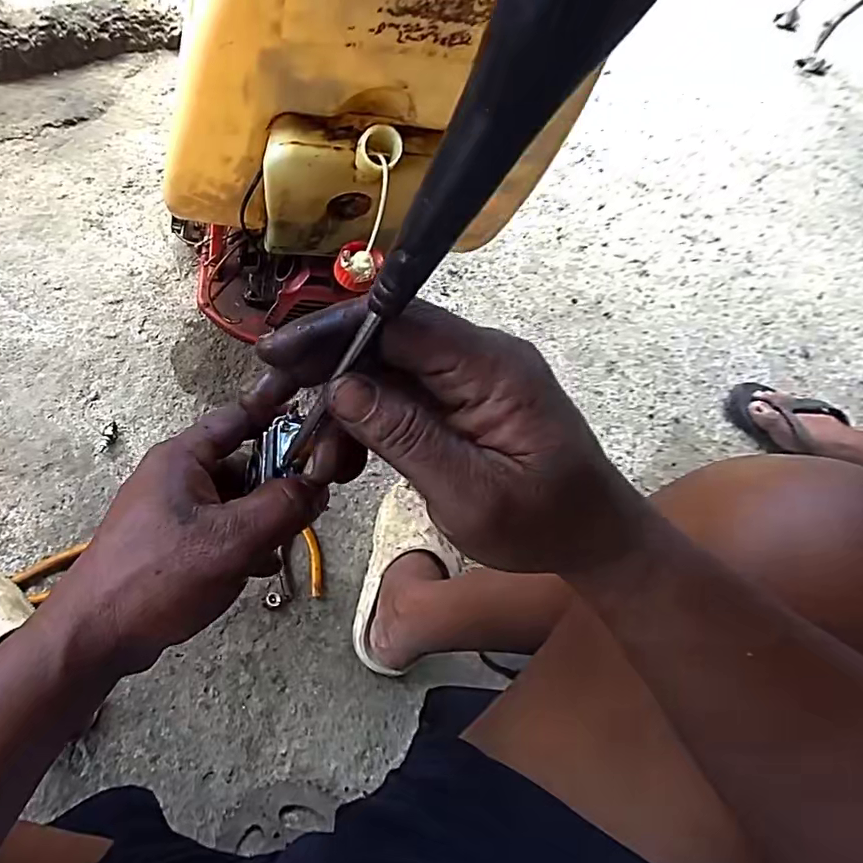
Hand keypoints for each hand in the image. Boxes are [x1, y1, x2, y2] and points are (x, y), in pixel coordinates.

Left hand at [44, 395, 328, 675]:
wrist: (97, 633)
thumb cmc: (156, 577)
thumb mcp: (231, 540)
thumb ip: (281, 508)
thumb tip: (317, 485)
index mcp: (181, 458)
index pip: (237, 417)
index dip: (278, 415)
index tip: (314, 423)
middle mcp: (174, 477)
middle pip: (240, 464)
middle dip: (276, 484)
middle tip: (308, 505)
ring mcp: (169, 511)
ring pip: (231, 501)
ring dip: (261, 519)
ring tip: (283, 543)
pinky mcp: (168, 542)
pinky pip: (216, 530)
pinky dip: (240, 542)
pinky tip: (258, 567)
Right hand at [257, 299, 649, 574]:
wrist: (590, 539)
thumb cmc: (544, 525)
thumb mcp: (470, 494)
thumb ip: (406, 437)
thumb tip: (341, 389)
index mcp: (492, 369)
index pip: (402, 324)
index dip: (333, 331)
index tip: (279, 352)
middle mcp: (477, 359)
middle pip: (383, 340)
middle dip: (322, 367)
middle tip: (272, 399)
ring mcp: (464, 379)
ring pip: (380, 371)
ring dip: (338, 407)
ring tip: (318, 459)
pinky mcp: (453, 400)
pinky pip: (394, 397)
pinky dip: (360, 423)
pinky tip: (343, 458)